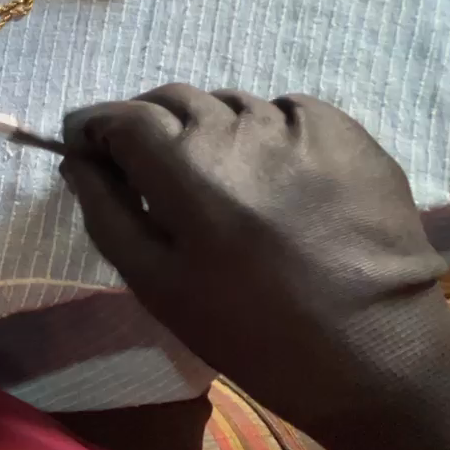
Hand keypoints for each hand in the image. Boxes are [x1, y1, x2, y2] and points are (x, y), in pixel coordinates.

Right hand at [59, 84, 449, 449]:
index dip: (94, 130)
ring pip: (225, 101)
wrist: (372, 351)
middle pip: (170, 98)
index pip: (120, 116)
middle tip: (142, 169)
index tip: (88, 153)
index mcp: (183, 165)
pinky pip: (283, 109)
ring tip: (208, 175)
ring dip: (200, 127)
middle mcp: (238, 128)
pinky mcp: (349, 134)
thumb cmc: (241, 324)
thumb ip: (104, 210)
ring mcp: (299, 126)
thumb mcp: (149, 278)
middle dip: (142, 124)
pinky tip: (266, 172)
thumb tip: (77, 162)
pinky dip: (259, 128)